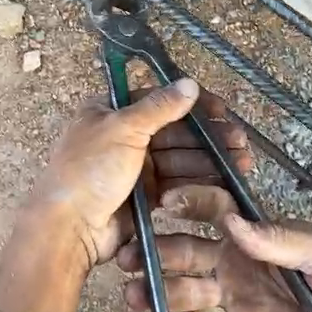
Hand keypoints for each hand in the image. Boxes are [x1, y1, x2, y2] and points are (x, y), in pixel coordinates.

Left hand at [31, 80, 252, 268]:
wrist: (68, 228)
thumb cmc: (89, 170)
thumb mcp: (122, 129)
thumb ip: (159, 107)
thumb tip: (189, 83)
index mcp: (109, 111)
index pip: (157, 99)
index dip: (190, 103)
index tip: (221, 109)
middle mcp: (121, 136)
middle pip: (172, 131)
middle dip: (207, 136)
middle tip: (240, 141)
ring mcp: (133, 168)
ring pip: (178, 159)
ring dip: (209, 159)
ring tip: (242, 163)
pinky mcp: (143, 196)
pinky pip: (175, 184)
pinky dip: (197, 182)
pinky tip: (224, 182)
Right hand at [118, 185, 311, 311]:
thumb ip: (277, 237)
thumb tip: (230, 221)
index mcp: (253, 233)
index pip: (212, 209)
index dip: (186, 203)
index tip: (160, 204)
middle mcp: (234, 260)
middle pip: (186, 251)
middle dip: (156, 252)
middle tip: (127, 259)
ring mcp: (234, 298)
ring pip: (187, 291)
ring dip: (159, 294)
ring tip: (134, 299)